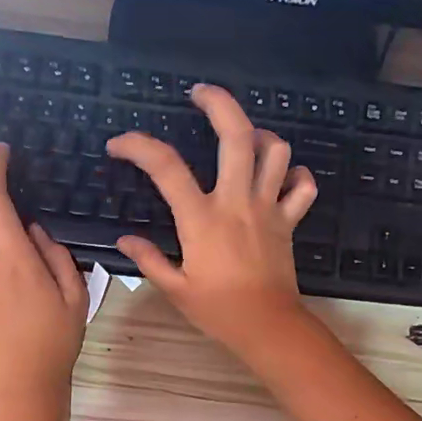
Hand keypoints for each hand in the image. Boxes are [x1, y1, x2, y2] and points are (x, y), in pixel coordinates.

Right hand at [109, 85, 316, 352]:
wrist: (268, 326)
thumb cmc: (219, 311)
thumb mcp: (175, 289)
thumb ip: (149, 259)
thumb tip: (125, 240)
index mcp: (202, 219)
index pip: (166, 167)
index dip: (138, 146)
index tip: (119, 144)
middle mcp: (237, 203)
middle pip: (236, 136)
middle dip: (218, 102)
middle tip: (200, 93)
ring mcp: (268, 209)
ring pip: (275, 152)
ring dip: (259, 135)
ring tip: (242, 139)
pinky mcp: (289, 222)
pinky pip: (302, 187)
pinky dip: (295, 175)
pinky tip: (280, 178)